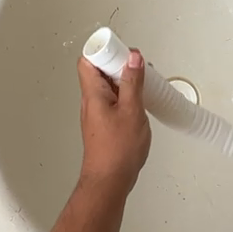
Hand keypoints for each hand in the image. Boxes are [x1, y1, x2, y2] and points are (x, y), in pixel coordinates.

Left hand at [76, 50, 151, 192]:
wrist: (109, 181)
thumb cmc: (118, 150)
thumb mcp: (132, 110)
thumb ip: (133, 82)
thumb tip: (133, 57)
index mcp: (93, 93)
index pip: (89, 60)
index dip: (105, 50)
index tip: (125, 50)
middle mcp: (91, 100)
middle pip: (99, 69)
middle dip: (119, 63)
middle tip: (139, 67)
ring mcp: (97, 111)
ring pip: (108, 84)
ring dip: (125, 80)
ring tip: (143, 84)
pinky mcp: (104, 122)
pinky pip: (113, 98)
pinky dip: (125, 94)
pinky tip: (139, 101)